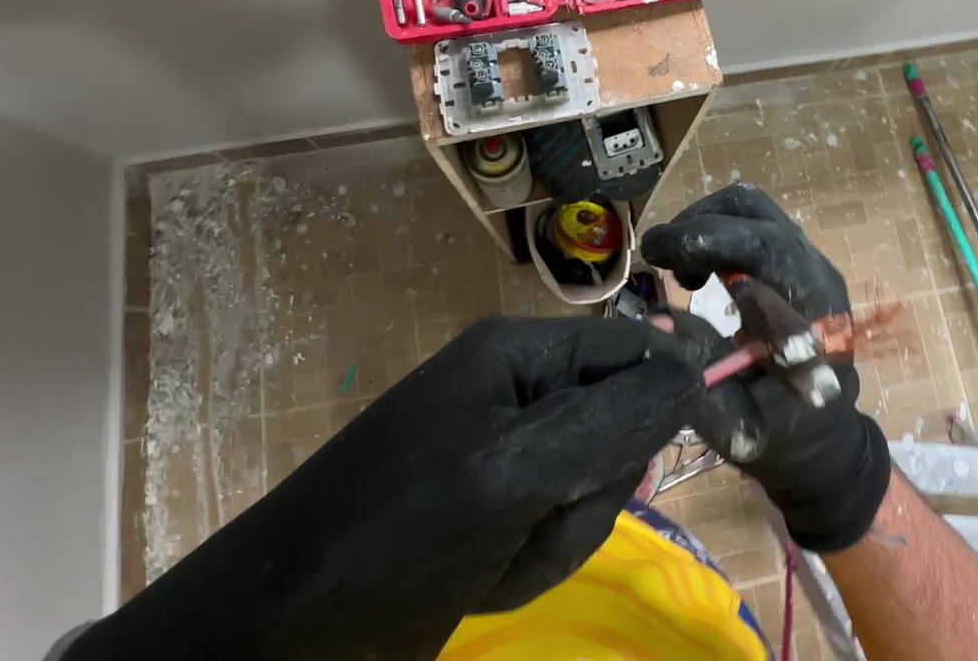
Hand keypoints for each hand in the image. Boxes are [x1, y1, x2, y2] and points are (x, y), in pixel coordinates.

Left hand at [66, 317, 700, 660]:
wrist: (281, 626)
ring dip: (559, 536)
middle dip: (589, 493)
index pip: (633, 352)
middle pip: (620, 426)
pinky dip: (533, 560)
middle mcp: (519, 387)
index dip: (654, 408)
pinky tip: (484, 579)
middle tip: (533, 524)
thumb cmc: (397, 534)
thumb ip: (612, 418)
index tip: (631, 470)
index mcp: (520, 352)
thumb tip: (696, 367)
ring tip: (496, 561)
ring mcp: (507, 448)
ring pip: (593, 485)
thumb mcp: (515, 472)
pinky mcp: (496, 501)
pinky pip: (557, 523)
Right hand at [642, 183, 891, 553]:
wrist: (825, 439)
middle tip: (661, 260)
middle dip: (696, 225)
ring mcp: (807, 261)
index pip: (764, 247)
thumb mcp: (736, 416)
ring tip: (681, 268)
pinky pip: (750, 223)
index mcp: (812, 310)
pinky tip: (700, 273)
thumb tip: (653, 322)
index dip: (703, 240)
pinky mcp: (793, 261)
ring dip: (704, 224)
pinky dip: (715, 233)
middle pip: (753, 209)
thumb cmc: (783, 434)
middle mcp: (815, 273)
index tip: (655, 258)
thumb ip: (697, 368)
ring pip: (750, 207)